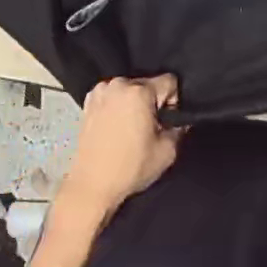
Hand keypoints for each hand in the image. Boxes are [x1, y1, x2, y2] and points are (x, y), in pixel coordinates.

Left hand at [59, 75, 183, 215]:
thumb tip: (179, 120)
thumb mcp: (167, 152)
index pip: (170, 81)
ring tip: (130, 129)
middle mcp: (118, 84)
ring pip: (129, 89)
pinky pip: (112, 95)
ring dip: (134, 103)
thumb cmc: (130, 168)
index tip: (167, 121)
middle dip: (153, 102)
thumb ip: (179, 128)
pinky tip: (115, 127)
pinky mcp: (88, 101)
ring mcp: (100, 91)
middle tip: (149, 128)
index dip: (174, 101)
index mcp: (139, 91)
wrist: (92, 185)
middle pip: (147, 84)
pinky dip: (117, 105)